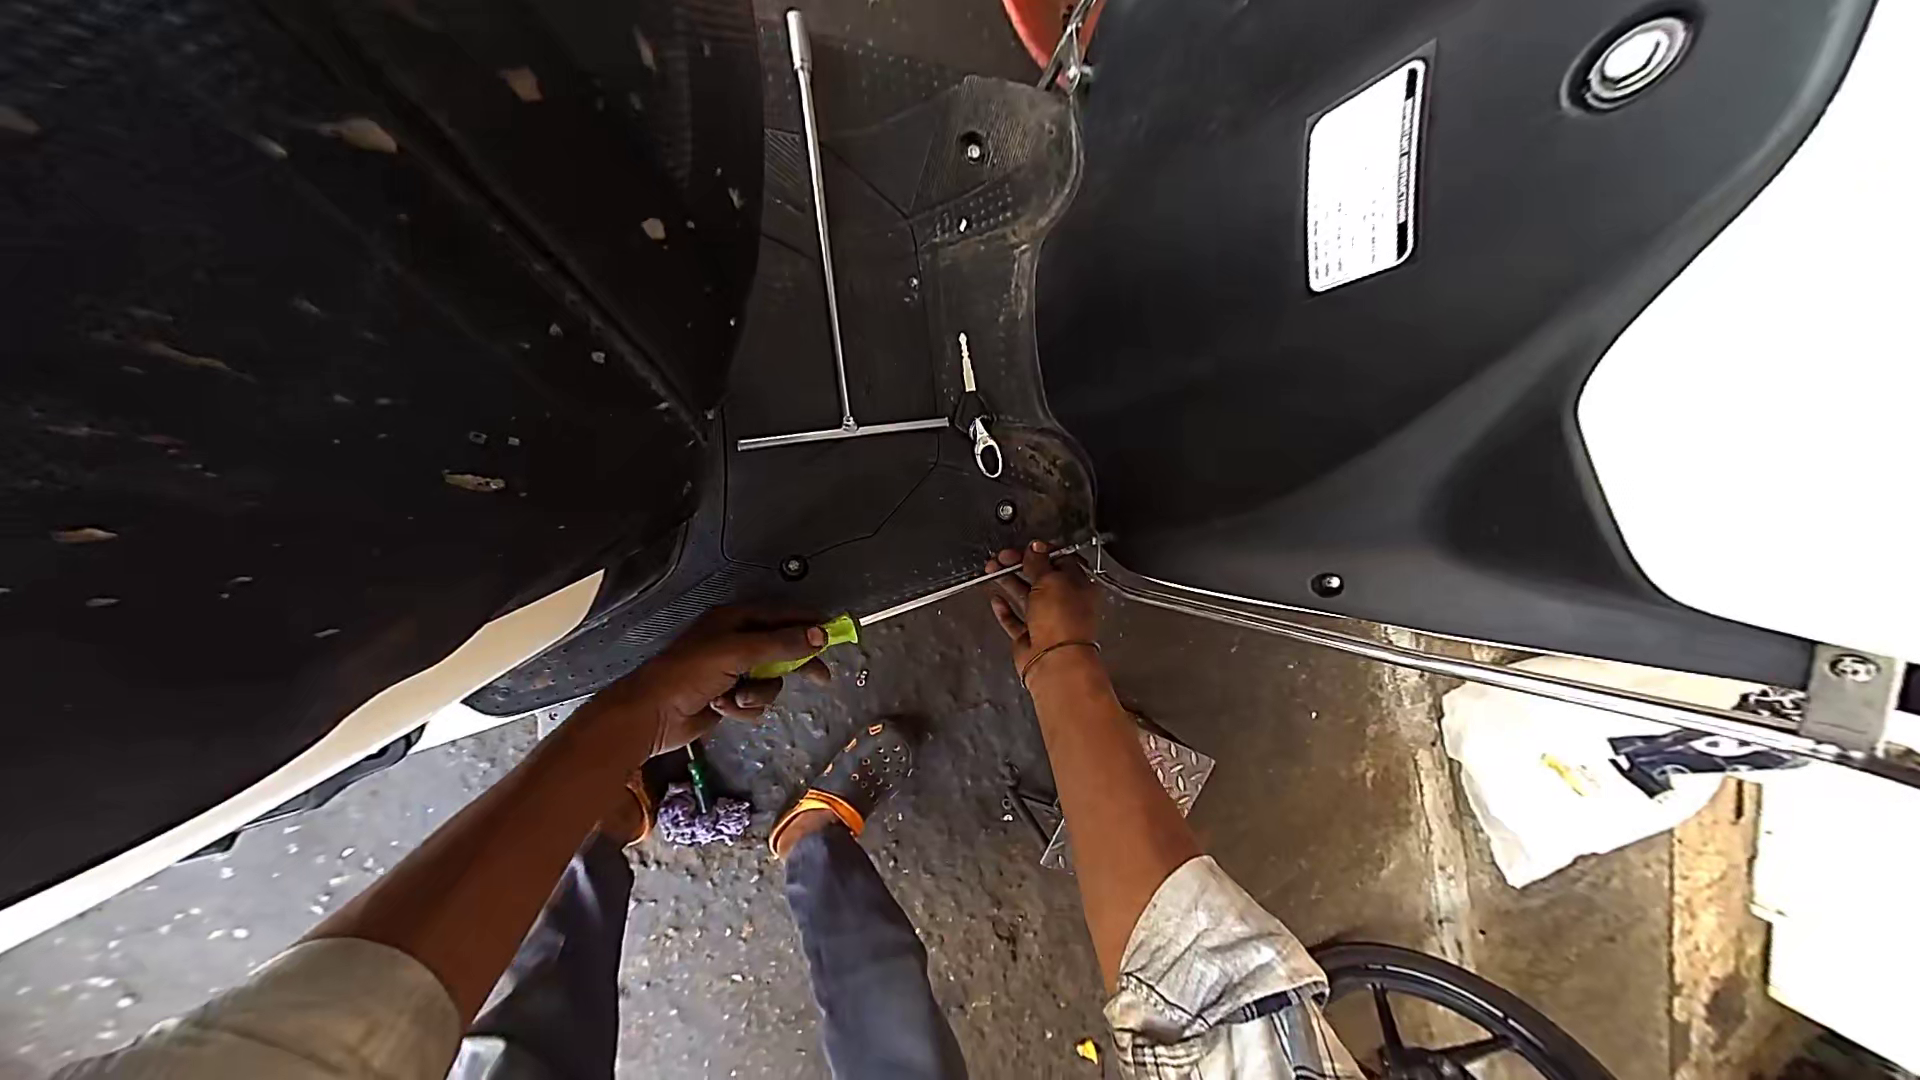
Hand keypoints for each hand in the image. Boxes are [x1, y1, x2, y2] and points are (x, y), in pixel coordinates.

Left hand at [585, 607, 832, 756]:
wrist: (650, 715)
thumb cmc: (688, 674)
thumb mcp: (738, 652)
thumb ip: (781, 644)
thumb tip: (820, 634)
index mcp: (735, 620)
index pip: (782, 616)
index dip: (809, 624)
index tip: (834, 633)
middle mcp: (737, 641)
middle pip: (782, 649)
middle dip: (795, 664)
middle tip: (820, 677)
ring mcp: (733, 670)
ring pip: (771, 680)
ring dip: (759, 693)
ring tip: (738, 698)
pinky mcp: (729, 696)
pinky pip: (756, 700)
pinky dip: (745, 707)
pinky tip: (725, 708)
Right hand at [986, 540, 1098, 675]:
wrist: (1055, 661)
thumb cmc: (1063, 623)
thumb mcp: (1051, 581)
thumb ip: (1039, 562)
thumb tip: (1035, 548)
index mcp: (1079, 586)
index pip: (1060, 561)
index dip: (1042, 551)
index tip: (1026, 546)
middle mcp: (1064, 603)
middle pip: (1039, 577)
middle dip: (1020, 564)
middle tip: (1003, 557)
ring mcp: (1046, 621)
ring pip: (1025, 595)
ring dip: (1008, 581)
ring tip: (992, 569)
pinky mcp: (1030, 636)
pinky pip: (1015, 620)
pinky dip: (1005, 609)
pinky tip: (996, 599)